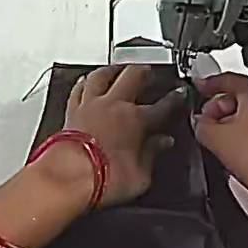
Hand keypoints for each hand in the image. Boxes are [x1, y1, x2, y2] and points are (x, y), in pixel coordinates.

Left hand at [42, 64, 182, 208]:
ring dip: (113, 69)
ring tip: (118, 68)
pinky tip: (85, 80)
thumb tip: (161, 144)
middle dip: (145, 72)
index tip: (179, 95)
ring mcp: (91, 105)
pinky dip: (84, 82)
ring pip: (103, 75)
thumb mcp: (140, 176)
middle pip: (133, 76)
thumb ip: (152, 155)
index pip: (163, 106)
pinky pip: (79, 89)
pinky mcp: (72, 112)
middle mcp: (114, 106)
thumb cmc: (102, 178)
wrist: (68, 177)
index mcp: (136, 120)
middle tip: (149, 71)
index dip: (175, 99)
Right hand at [191, 73, 247, 198]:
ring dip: (232, 121)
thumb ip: (201, 124)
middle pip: (240, 95)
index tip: (199, 88)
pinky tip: (236, 150)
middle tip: (205, 120)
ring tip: (218, 139)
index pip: (227, 78)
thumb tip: (200, 123)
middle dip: (219, 106)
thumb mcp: (214, 137)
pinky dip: (246, 133)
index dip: (208, 84)